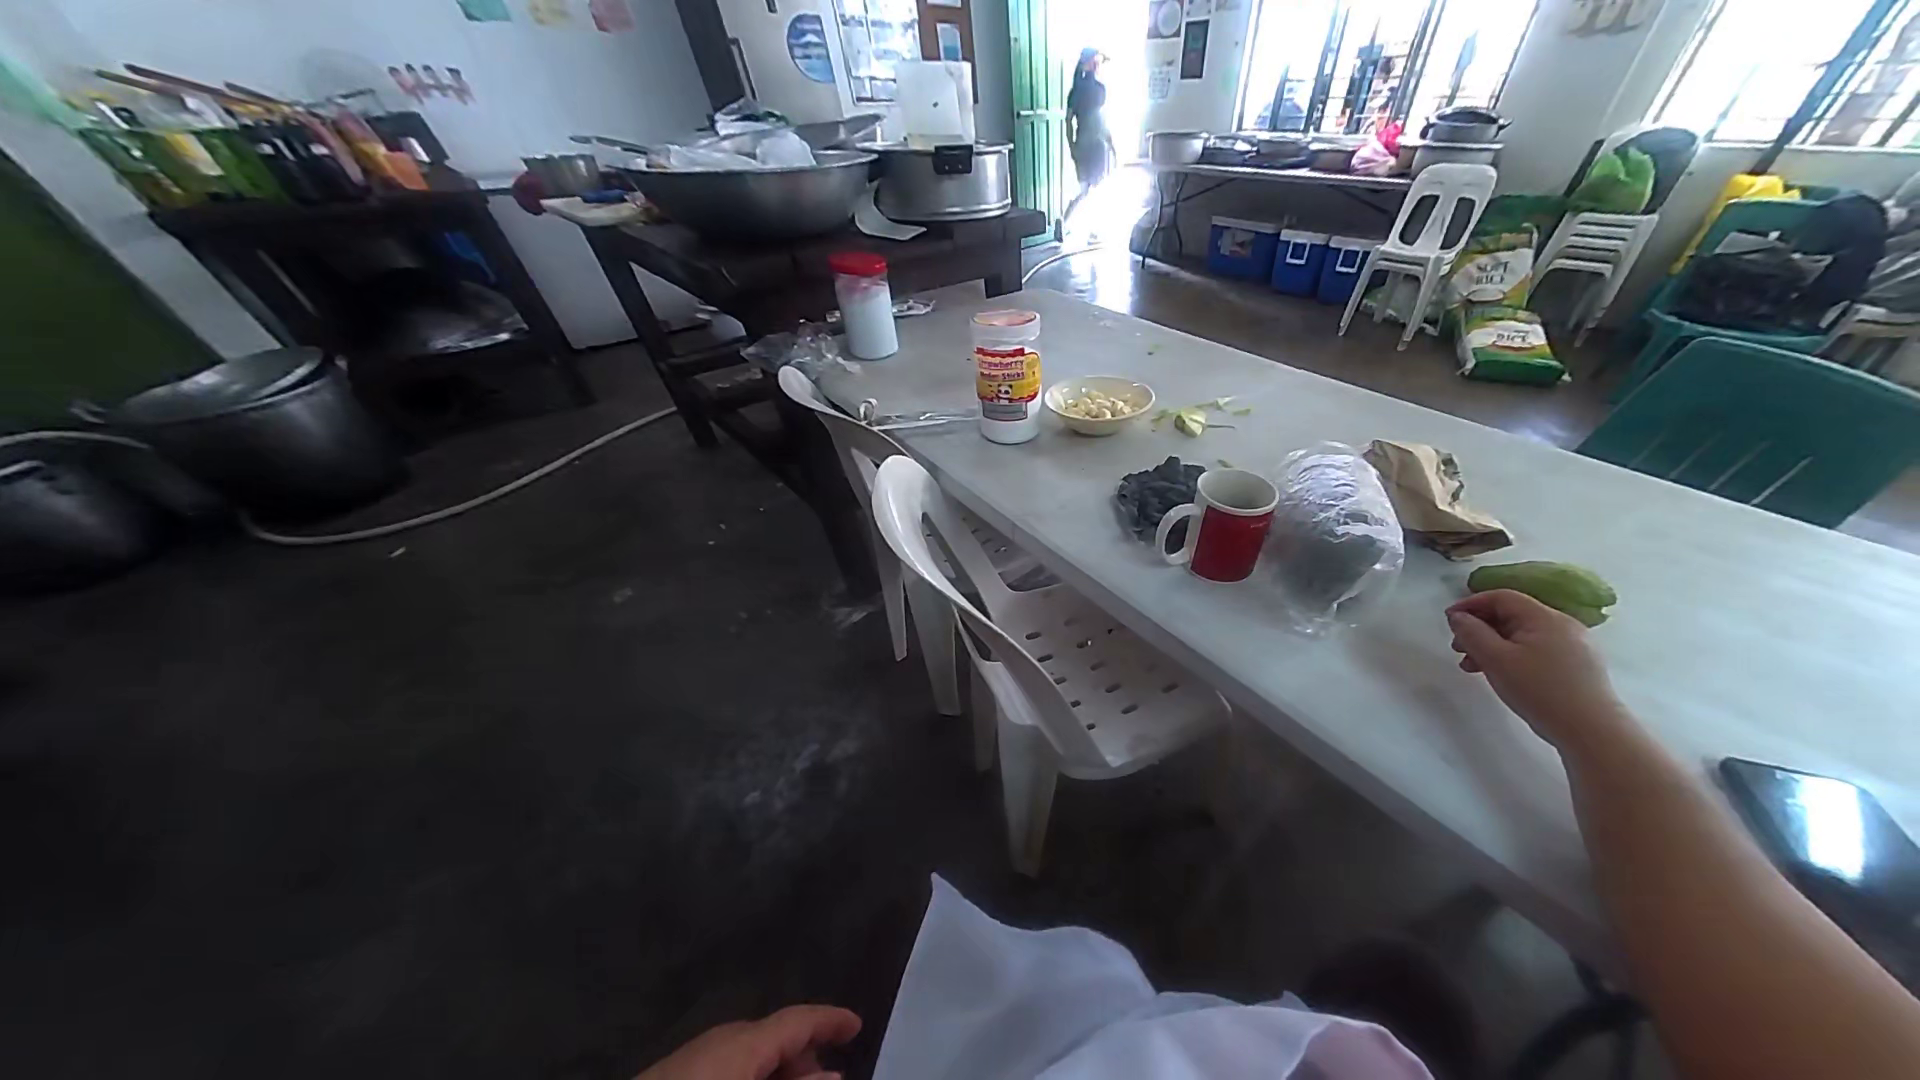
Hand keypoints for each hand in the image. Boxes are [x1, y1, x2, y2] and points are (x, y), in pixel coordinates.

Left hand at [635, 1006, 860, 1079]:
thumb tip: (831, 1077)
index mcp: (738, 1046)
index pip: (793, 1020)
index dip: (828, 1020)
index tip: (857, 1025)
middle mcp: (715, 1043)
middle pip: (771, 1036)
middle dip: (804, 1056)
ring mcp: (687, 1062)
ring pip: (746, 1055)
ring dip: (776, 1072)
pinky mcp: (672, 1077)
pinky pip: (723, 1069)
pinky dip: (750, 1078)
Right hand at [1446, 589, 1628, 753]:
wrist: (1591, 730)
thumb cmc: (1539, 689)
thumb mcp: (1495, 658)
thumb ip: (1471, 632)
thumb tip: (1458, 617)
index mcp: (1545, 618)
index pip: (1501, 597)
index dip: (1470, 604)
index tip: (1448, 620)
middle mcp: (1563, 625)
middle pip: (1511, 615)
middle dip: (1479, 627)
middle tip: (1458, 647)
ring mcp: (1573, 645)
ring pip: (1521, 634)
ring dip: (1491, 644)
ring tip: (1473, 665)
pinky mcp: (1576, 665)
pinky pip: (1535, 649)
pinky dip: (1510, 655)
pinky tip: (1499, 673)